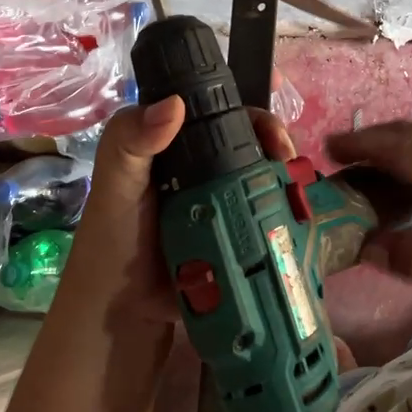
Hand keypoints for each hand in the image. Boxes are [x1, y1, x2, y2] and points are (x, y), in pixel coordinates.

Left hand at [79, 97, 295, 323]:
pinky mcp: (239, 227)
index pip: (213, 107)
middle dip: (273, 137)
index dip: (241, 101)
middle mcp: (203, 163)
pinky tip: (297, 207)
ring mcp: (224, 196)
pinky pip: (269, 207)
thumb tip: (175, 103)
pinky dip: (286, 204)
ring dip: (285, 170)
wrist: (124, 310)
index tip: (268, 102)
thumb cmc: (113, 237)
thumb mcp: (116, 182)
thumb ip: (131, 140)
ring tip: (294, 181)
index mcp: (174, 142)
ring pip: (263, 170)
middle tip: (284, 154)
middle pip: (249, 137)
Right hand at [326, 122, 411, 292]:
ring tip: (352, 154)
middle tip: (332, 151)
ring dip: (385, 138)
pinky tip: (389, 162)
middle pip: (407, 132)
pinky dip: (403, 143)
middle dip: (368, 138)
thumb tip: (366, 248)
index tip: (330, 149)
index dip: (365, 147)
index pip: (404, 149)